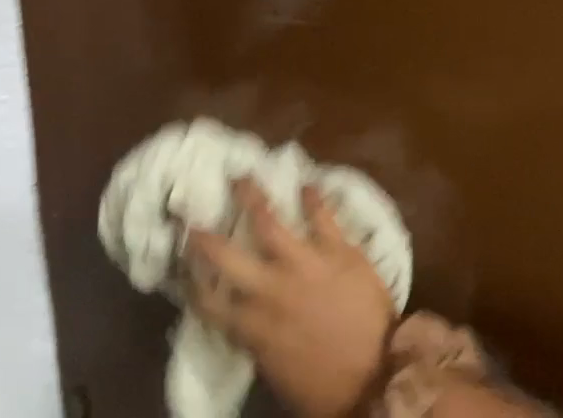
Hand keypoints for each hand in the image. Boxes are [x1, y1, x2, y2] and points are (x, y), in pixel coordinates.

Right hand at [187, 180, 397, 417]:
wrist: (379, 376)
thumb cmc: (326, 388)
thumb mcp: (277, 371)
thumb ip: (257, 340)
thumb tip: (246, 322)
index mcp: (252, 325)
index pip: (208, 302)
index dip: (191, 283)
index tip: (182, 265)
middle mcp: (270, 288)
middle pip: (226, 254)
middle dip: (203, 234)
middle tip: (191, 214)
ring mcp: (304, 264)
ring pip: (269, 220)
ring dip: (252, 196)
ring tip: (242, 175)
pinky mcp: (338, 251)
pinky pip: (322, 216)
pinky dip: (313, 198)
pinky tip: (307, 184)